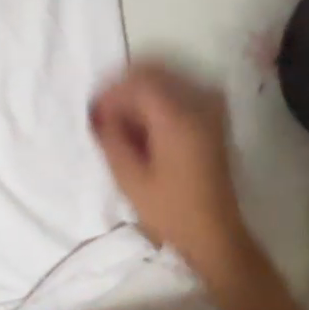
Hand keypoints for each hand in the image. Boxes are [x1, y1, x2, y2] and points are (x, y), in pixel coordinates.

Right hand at [90, 60, 252, 275]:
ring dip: (140, 99)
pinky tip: (144, 131)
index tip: (94, 114)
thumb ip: (111, 138)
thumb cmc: (169, 210)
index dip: (112, 93)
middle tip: (104, 118)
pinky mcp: (214, 122)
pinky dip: (157, 106)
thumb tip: (99, 115)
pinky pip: (180, 96)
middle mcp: (199, 105)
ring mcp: (211, 111)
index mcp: (177, 119)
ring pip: (167, 84)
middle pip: (155, 77)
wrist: (213, 232)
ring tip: (121, 126)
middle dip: (125, 93)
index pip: (139, 83)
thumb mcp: (129, 178)